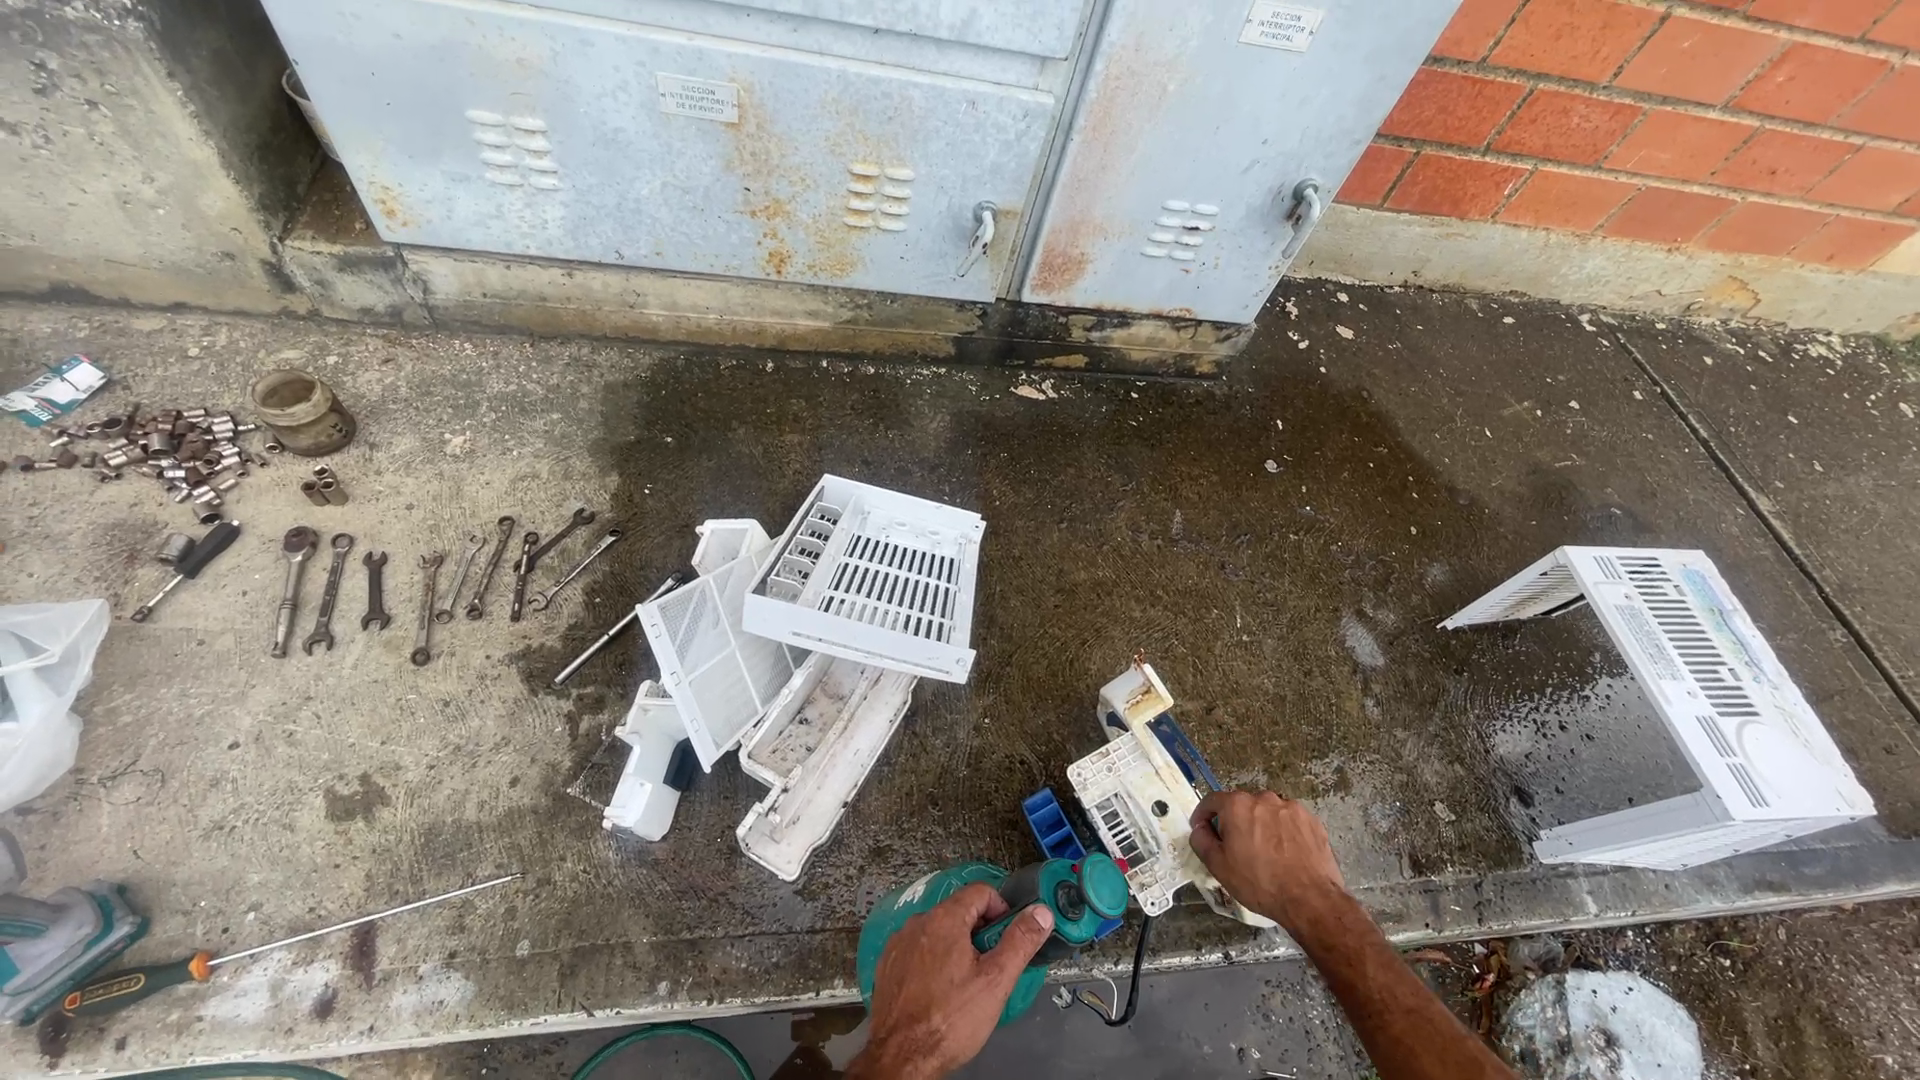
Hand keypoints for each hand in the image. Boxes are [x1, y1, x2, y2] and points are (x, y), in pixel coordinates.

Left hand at [847, 884, 1054, 1079]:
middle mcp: (918, 923)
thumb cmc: (950, 1021)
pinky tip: (940, 990)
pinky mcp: (889, 964)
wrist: (902, 1058)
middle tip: (991, 966)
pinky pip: (919, 949)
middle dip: (980, 932)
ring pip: (938, 931)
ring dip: (957, 946)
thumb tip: (1040, 913)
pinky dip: (934, 960)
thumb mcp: (996, 980)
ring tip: (966, 983)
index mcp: (944, 919)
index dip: (1001, 910)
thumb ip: (1020, 941)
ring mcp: (900, 943)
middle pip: (959, 910)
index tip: (1006, 937)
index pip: (981, 891)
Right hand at [1189, 789, 1346, 931]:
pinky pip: (1289, 821)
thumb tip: (1199, 828)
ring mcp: (1290, 808)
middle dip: (1235, 821)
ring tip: (1265, 852)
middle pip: (1241, 805)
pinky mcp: (1311, 821)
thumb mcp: (1218, 866)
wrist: (1310, 900)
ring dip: (1261, 825)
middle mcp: (1264, 798)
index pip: (1212, 800)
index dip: (1203, 815)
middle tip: (1236, 847)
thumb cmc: (1260, 883)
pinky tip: (1286, 854)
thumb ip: (1201, 840)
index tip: (1203, 829)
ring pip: (1267, 812)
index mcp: (1237, 805)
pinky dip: (1284, 832)